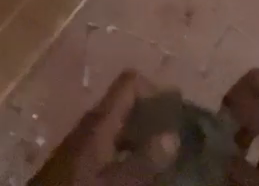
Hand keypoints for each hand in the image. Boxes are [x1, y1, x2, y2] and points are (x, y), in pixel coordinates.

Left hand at [30, 71, 172, 185]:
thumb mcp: (115, 183)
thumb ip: (143, 160)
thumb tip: (173, 135)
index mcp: (100, 119)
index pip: (129, 82)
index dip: (155, 89)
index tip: (177, 110)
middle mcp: (92, 121)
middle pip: (126, 103)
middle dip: (152, 114)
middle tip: (179, 134)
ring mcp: (84, 139)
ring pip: (120, 125)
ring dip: (142, 134)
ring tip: (166, 154)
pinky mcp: (80, 156)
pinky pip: (111, 143)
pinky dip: (129, 149)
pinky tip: (140, 169)